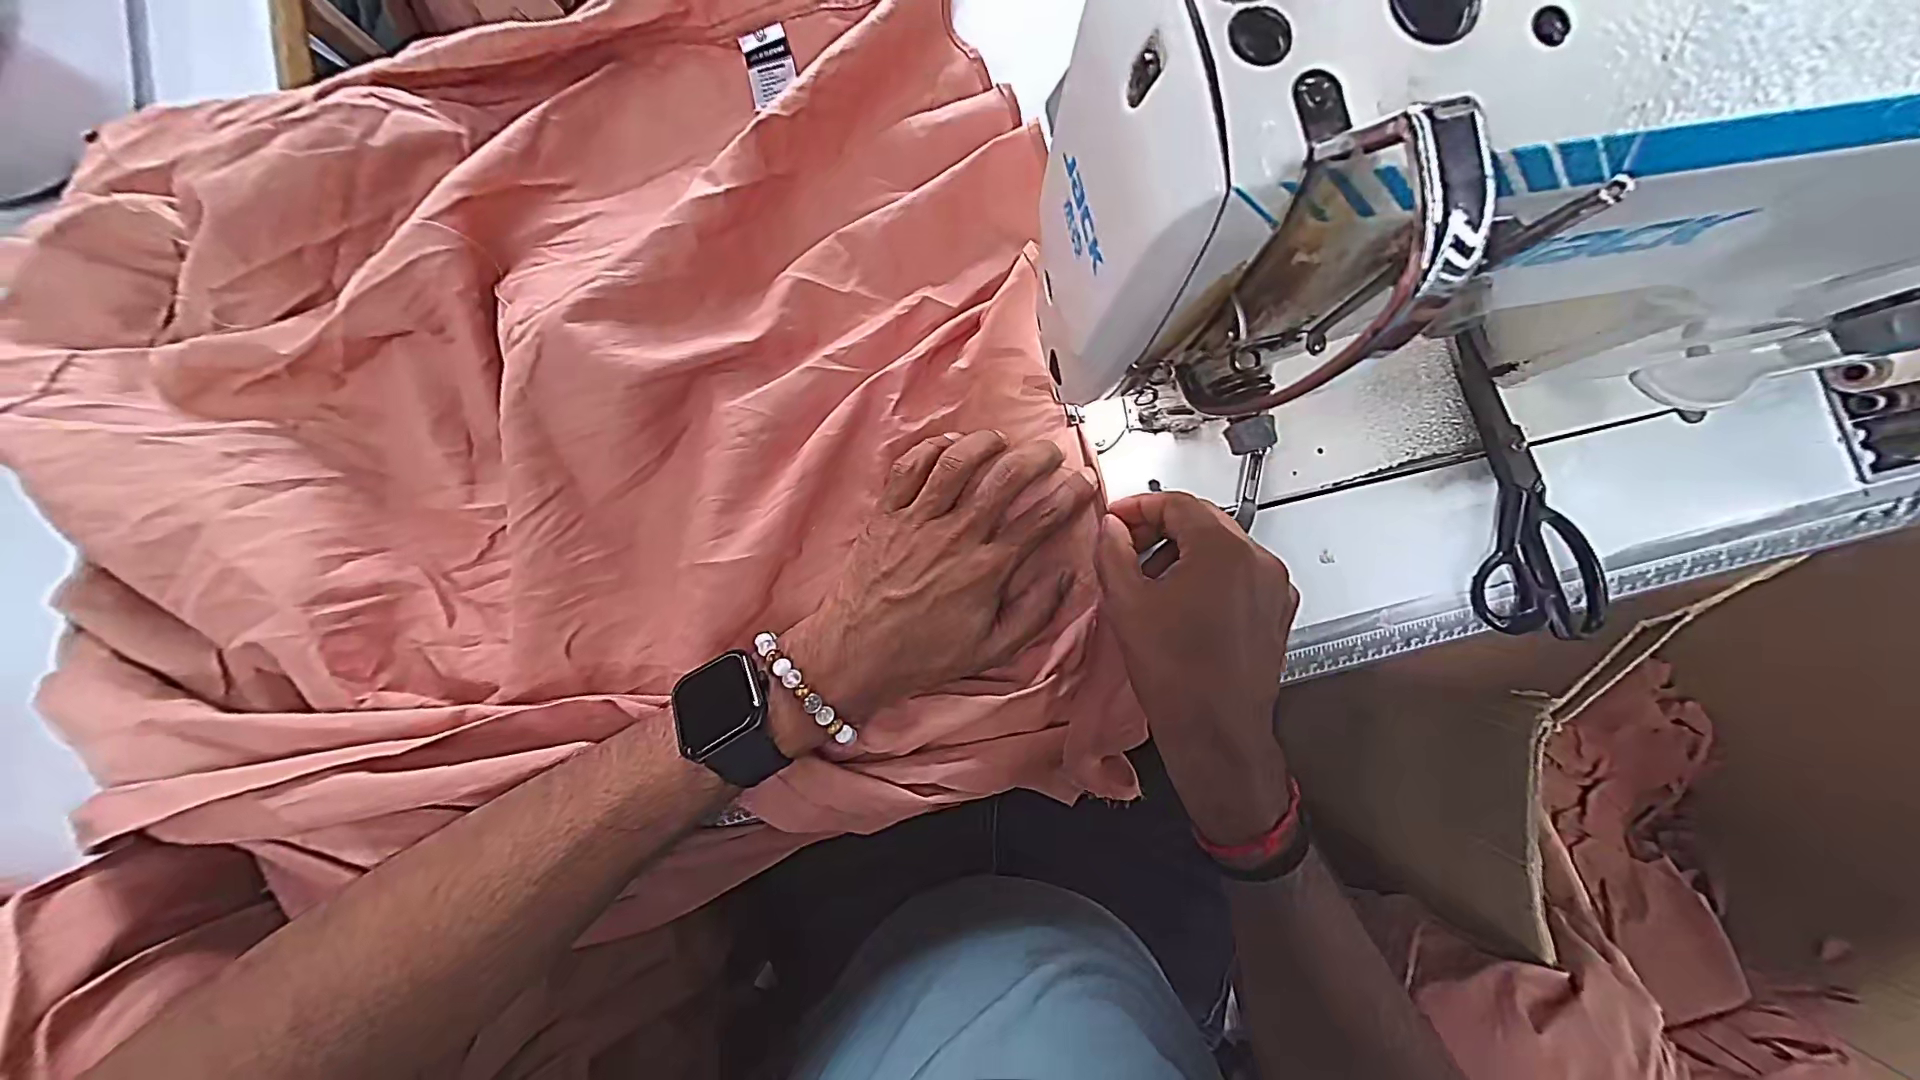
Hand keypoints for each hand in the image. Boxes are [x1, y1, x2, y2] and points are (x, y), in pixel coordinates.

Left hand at [771, 431, 1094, 750]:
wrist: (856, 654)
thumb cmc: (922, 655)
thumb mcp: (992, 649)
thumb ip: (1035, 613)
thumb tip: (1065, 577)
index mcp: (986, 569)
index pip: (1040, 518)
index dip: (1069, 494)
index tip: (1084, 482)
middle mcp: (955, 537)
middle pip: (1004, 478)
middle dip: (1035, 456)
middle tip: (1047, 452)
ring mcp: (917, 521)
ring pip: (957, 462)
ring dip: (984, 443)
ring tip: (999, 441)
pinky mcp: (886, 515)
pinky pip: (909, 468)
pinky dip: (931, 448)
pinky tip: (947, 445)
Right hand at [1094, 492, 1299, 845]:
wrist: (1217, 733)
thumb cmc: (1175, 674)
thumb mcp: (1127, 604)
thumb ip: (1113, 552)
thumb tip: (1112, 528)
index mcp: (1224, 550)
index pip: (1177, 503)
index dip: (1138, 507)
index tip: (1115, 520)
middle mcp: (1259, 561)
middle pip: (1203, 520)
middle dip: (1160, 527)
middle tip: (1126, 546)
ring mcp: (1274, 586)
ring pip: (1221, 547)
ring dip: (1182, 551)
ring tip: (1148, 578)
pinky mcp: (1276, 611)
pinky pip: (1238, 574)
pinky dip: (1207, 575)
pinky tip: (1179, 602)